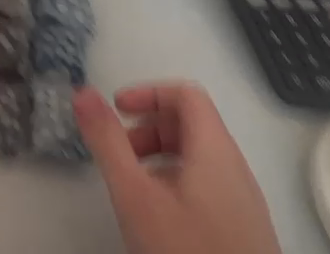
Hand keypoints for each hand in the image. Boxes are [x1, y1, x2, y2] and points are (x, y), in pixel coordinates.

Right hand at [75, 83, 281, 253]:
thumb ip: (107, 141)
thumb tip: (83, 91)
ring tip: (135, 185)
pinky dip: (178, 181)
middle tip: (120, 152)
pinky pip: (210, 185)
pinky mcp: (246, 231)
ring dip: (161, 155)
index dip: (149, 93)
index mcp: (216, 151)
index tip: (118, 111)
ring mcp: (245, 202)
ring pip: (200, 157)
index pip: (187, 94)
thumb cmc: (185, 251)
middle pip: (193, 123)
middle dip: (149, 127)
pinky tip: (159, 217)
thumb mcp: (135, 195)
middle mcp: (237, 169)